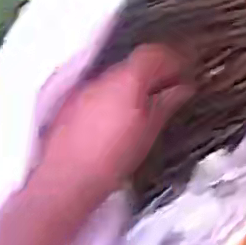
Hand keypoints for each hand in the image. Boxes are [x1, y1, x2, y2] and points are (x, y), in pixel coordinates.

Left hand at [32, 44, 195, 210]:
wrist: (61, 192)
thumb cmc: (107, 162)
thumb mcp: (151, 129)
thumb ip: (168, 101)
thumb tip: (181, 89)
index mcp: (127, 79)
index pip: (156, 52)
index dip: (174, 58)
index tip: (185, 69)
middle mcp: (101, 80)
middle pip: (135, 63)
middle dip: (154, 72)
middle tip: (169, 86)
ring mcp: (79, 95)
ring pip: (115, 78)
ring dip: (133, 85)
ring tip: (144, 105)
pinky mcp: (64, 112)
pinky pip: (96, 93)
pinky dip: (111, 98)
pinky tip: (117, 118)